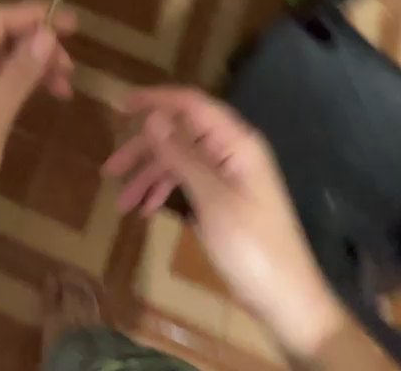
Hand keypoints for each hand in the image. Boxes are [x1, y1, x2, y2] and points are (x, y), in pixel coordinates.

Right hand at [103, 87, 345, 356]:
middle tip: (110, 169)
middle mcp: (233, 150)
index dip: (156, 100)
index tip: (121, 106)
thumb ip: (182, 154)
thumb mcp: (211, 199)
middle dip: (145, 148)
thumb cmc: (252, 248)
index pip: (191, 104)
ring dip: (151, 176)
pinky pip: (191, 181)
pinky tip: (145, 212)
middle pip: (181, 133)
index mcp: (236, 141)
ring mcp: (231, 174)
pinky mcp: (228, 197)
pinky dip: (167, 191)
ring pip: (182, 159)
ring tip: (121, 203)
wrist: (289, 301)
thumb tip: (154, 116)